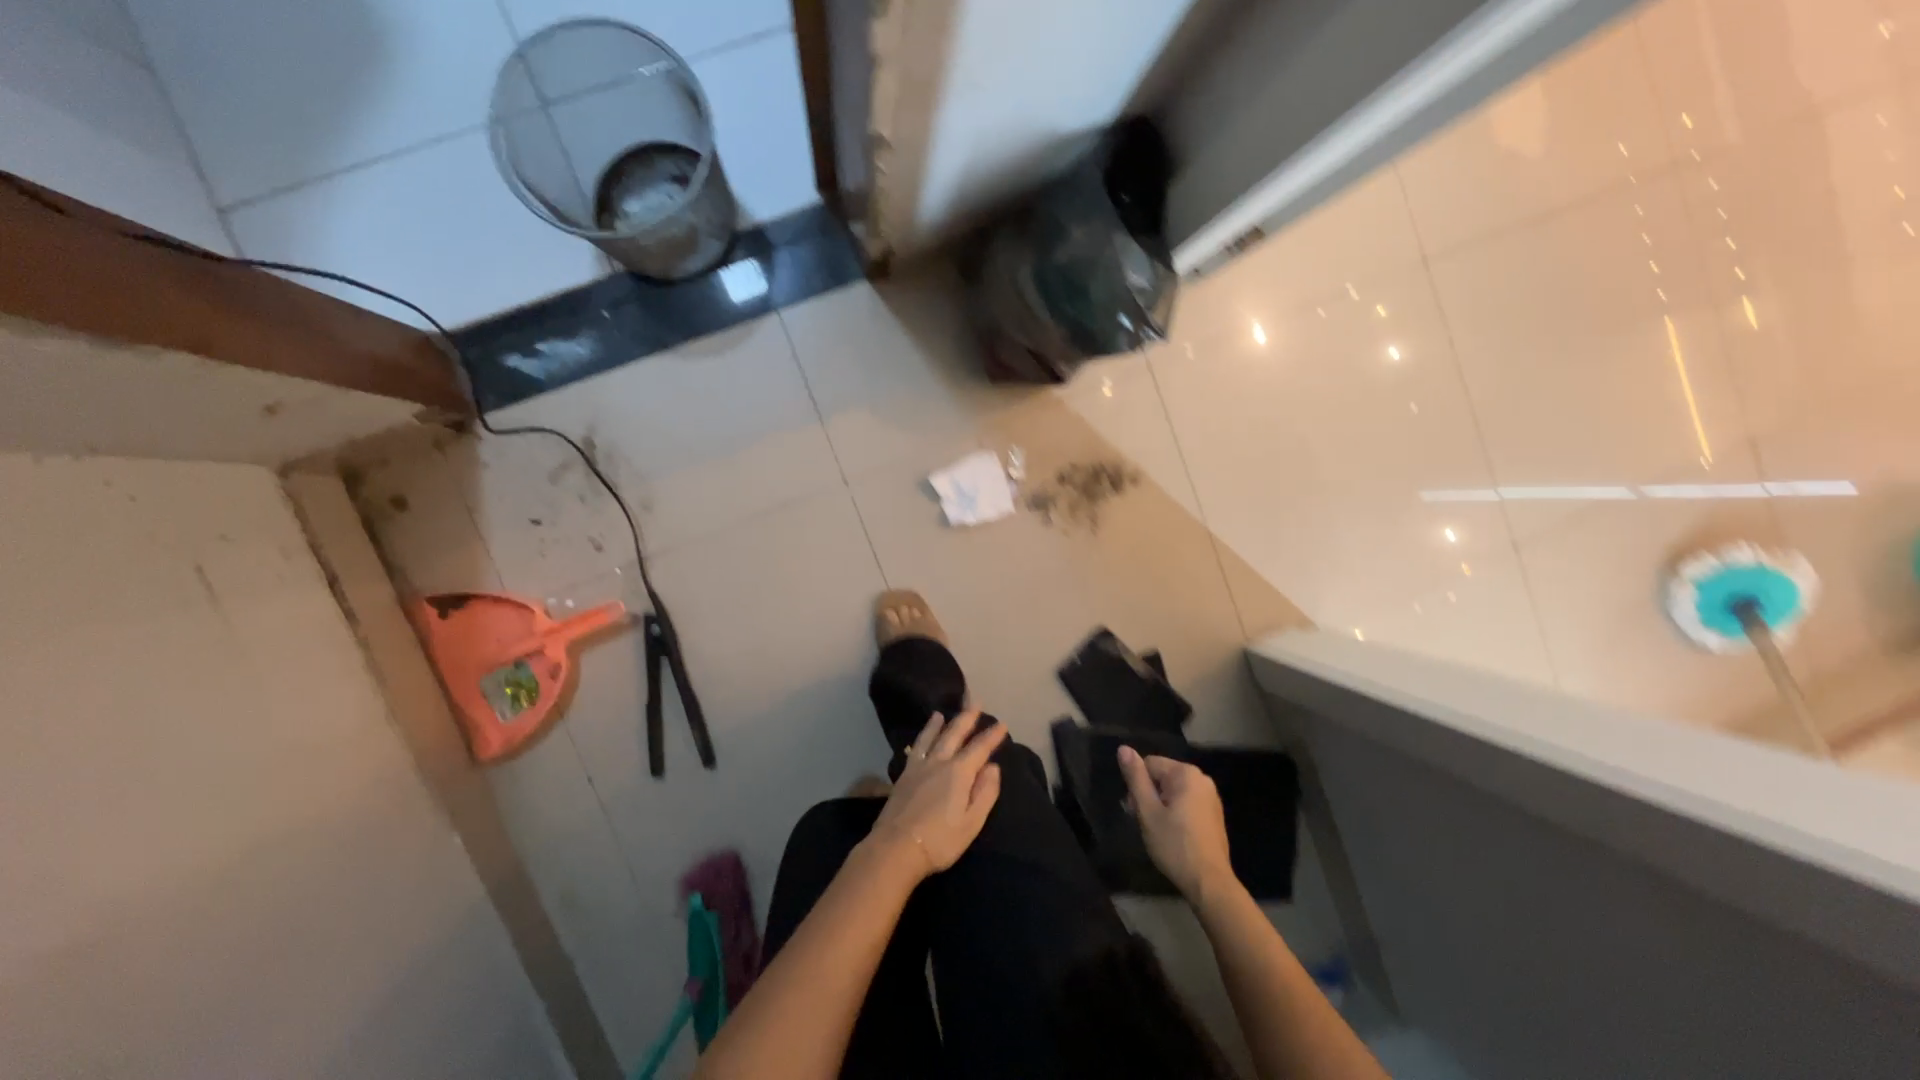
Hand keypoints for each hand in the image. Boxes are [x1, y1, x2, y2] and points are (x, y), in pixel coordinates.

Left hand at [868, 710, 1005, 880]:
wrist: (896, 848)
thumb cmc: (941, 840)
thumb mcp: (972, 821)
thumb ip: (985, 792)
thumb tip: (992, 767)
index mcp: (959, 772)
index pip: (979, 748)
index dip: (991, 736)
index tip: (1001, 724)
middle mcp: (938, 763)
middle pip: (954, 735)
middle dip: (966, 718)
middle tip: (974, 703)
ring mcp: (918, 768)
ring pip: (930, 738)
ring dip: (938, 725)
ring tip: (940, 714)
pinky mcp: (903, 777)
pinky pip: (915, 749)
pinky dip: (921, 739)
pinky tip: (919, 741)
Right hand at [1118, 745, 1235, 901]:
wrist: (1208, 881)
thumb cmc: (1174, 845)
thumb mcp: (1148, 811)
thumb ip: (1135, 778)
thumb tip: (1123, 748)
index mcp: (1186, 774)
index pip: (1149, 763)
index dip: (1137, 785)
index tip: (1135, 810)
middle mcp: (1202, 779)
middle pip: (1163, 776)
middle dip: (1149, 795)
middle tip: (1145, 823)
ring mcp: (1211, 796)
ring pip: (1174, 791)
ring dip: (1161, 805)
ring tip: (1158, 831)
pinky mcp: (1214, 813)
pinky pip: (1187, 802)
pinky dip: (1176, 813)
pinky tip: (1173, 834)